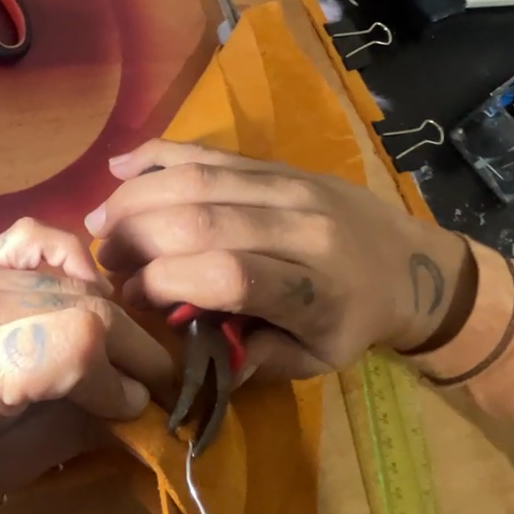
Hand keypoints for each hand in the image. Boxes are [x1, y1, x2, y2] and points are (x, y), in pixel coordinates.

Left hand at [0, 218, 174, 513]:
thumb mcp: (3, 469)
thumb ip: (76, 427)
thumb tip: (139, 402)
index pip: (74, 342)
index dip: (119, 377)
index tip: (133, 408)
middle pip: (82, 305)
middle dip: (129, 347)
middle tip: (151, 385)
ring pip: (68, 279)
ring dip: (109, 314)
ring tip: (120, 350)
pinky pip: (34, 240)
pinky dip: (72, 261)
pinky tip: (85, 292)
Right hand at [83, 139, 476, 378]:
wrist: (413, 265)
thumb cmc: (356, 322)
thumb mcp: (315, 361)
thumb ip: (253, 360)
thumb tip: (183, 347)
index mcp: (316, 290)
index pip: (229, 275)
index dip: (167, 283)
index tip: (133, 299)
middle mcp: (302, 228)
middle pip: (202, 218)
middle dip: (137, 236)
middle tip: (103, 259)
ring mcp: (289, 185)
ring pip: (199, 179)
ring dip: (136, 197)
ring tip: (99, 222)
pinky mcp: (276, 163)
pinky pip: (209, 152)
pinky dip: (158, 156)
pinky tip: (117, 168)